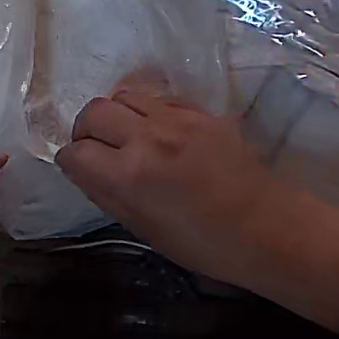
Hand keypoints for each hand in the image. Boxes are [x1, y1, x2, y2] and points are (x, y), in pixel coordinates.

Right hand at [54, 79, 297, 283]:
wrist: (267, 227)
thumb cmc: (204, 244)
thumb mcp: (145, 230)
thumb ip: (106, 194)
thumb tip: (81, 169)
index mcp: (130, 175)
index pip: (76, 152)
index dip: (70, 161)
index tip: (77, 168)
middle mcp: (147, 137)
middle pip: (93, 111)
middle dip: (85, 130)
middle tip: (95, 148)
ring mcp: (176, 118)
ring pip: (123, 95)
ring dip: (115, 114)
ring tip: (125, 135)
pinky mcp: (199, 110)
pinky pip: (157, 98)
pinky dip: (146, 111)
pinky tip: (157, 131)